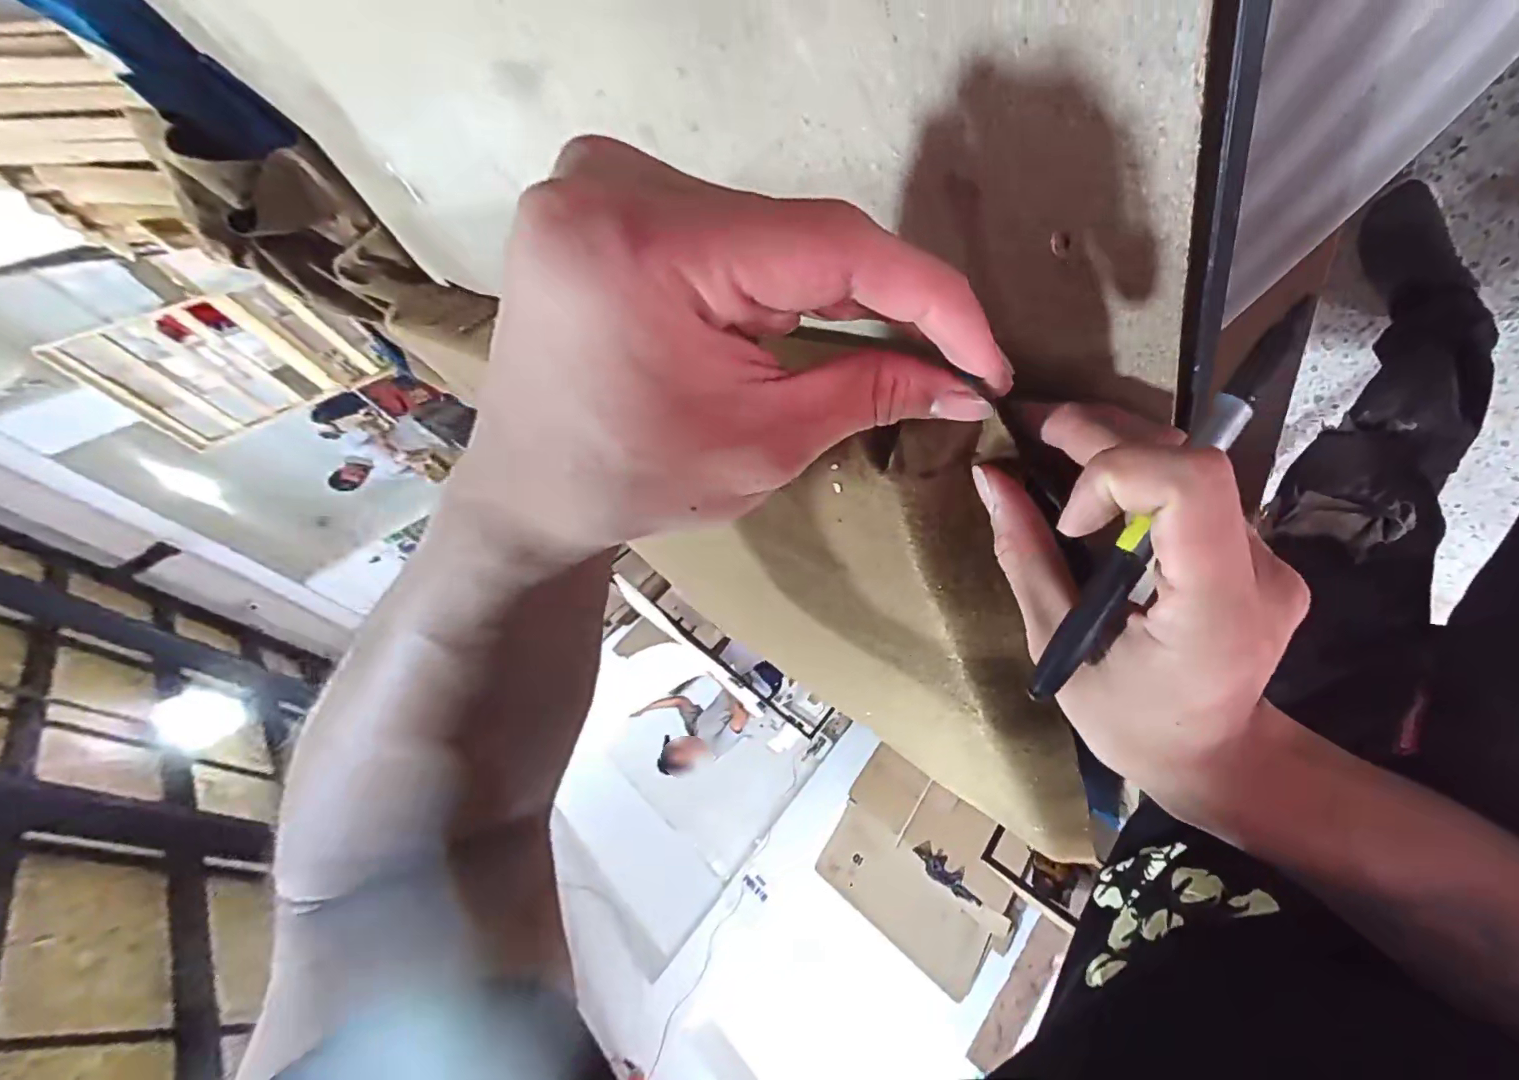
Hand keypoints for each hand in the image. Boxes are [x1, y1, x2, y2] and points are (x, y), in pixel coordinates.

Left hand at [448, 136, 1011, 558]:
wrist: (531, 491)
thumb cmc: (637, 480)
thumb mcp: (766, 442)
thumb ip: (871, 392)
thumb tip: (964, 384)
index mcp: (651, 246)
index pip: (835, 246)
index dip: (931, 299)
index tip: (986, 356)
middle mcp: (620, 184)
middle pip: (806, 233)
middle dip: (889, 302)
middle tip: (951, 360)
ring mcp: (607, 181)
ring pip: (776, 229)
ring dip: (840, 291)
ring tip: (892, 349)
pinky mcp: (611, 199)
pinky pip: (736, 231)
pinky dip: (786, 278)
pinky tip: (812, 322)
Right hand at [973, 403, 1308, 825]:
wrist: (1216, 756)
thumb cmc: (1131, 725)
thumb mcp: (1061, 650)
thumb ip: (1027, 559)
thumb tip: (990, 479)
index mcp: (1216, 608)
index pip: (1190, 484)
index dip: (1115, 473)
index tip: (1069, 522)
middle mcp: (1259, 569)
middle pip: (1186, 456)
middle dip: (1098, 433)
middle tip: (1030, 426)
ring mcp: (1268, 555)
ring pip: (1189, 461)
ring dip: (1114, 445)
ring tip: (1052, 445)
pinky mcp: (1256, 549)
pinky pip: (1191, 487)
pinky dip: (1135, 474)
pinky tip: (1095, 490)